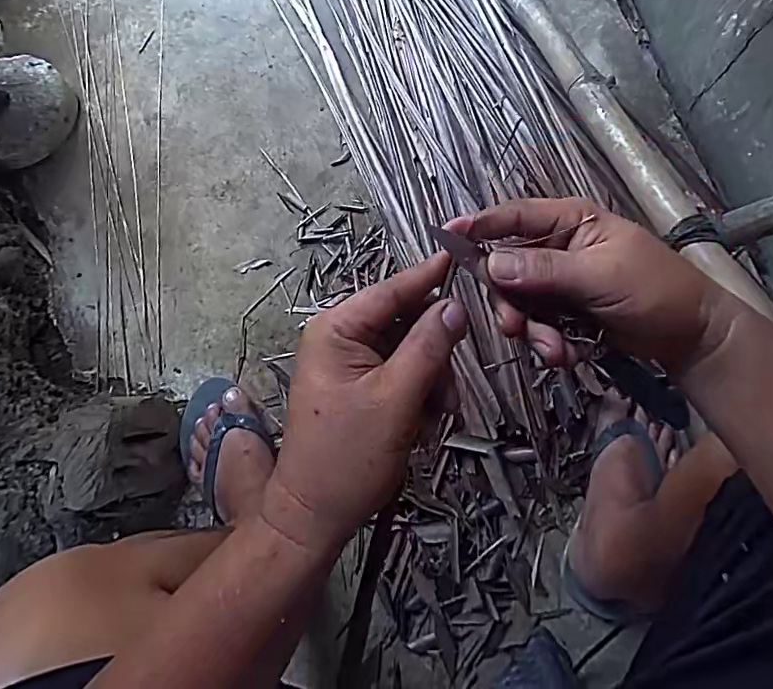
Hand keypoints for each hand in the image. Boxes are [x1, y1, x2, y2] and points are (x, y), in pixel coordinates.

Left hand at [261, 252, 466, 553]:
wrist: (314, 517)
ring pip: (411, 349)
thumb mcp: (396, 398)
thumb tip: (455, 306)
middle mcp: (341, 337)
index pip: (390, 290)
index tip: (458, 254)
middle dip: (434, 353)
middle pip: (406, 321)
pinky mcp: (361, 384)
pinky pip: (403, 371)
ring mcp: (350, 361)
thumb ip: (428, 347)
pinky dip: (421, 392)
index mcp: (337, 329)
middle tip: (451, 389)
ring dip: (432, 378)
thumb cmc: (347, 457)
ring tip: (438, 414)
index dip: (428, 275)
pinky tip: (424, 420)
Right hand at [453, 198, 732, 372]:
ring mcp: (561, 281)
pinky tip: (566, 355)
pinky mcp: (566, 312)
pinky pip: (537, 322)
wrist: (692, 338)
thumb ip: (544, 271)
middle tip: (515, 326)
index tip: (448, 237)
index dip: (481, 225)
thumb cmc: (656, 290)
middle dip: (509, 300)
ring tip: (554, 350)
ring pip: (520, 300)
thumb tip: (492, 263)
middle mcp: (559, 247)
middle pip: (508, 265)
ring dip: (530, 327)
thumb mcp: (600, 275)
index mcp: (570, 221)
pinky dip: (545, 341)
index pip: (515, 216)